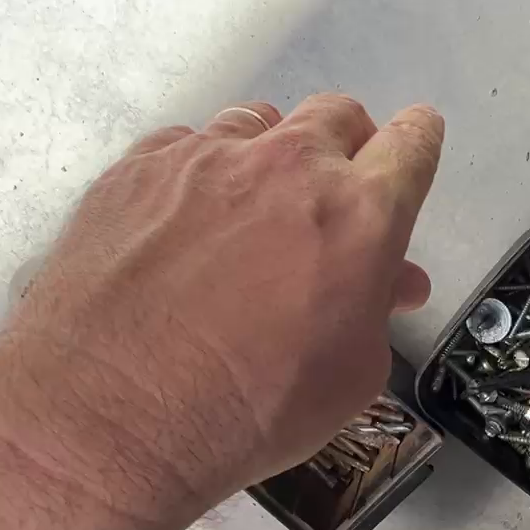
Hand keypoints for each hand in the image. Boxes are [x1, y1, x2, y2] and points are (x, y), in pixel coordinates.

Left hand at [0, 95, 442, 528]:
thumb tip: (388, 279)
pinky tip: (188, 227)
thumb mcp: (351, 376)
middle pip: (337, 114)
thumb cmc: (253, 409)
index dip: (418, 147)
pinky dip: (205, 176)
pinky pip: (189, 147)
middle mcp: (288, 165)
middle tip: (337, 197)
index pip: (412, 145)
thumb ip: (376, 309)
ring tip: (258, 214)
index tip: (411, 154)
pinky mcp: (137, 167)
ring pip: (260, 123)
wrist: (112, 415)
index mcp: (359, 214)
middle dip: (350, 148)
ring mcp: (205, 157)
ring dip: (275, 157)